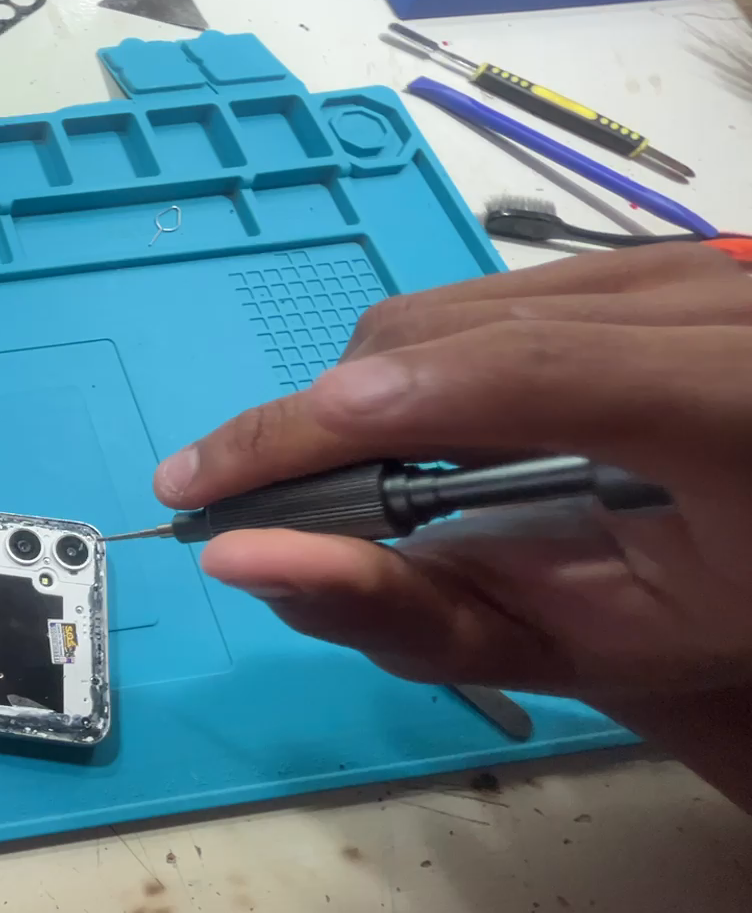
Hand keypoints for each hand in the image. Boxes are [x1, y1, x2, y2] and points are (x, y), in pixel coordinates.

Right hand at [151, 244, 751, 705]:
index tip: (212, 482)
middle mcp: (713, 311)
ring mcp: (664, 273)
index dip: (363, 416)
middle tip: (232, 494)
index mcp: (742, 416)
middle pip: (438, 341)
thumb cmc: (669, 620)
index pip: (535, 376)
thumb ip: (391, 610)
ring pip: (420, 318)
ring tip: (347, 473)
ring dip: (344, 400)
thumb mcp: (543, 645)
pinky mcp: (614, 267)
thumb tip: (233, 558)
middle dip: (311, 424)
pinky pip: (443, 307)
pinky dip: (386, 373)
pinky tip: (411, 428)